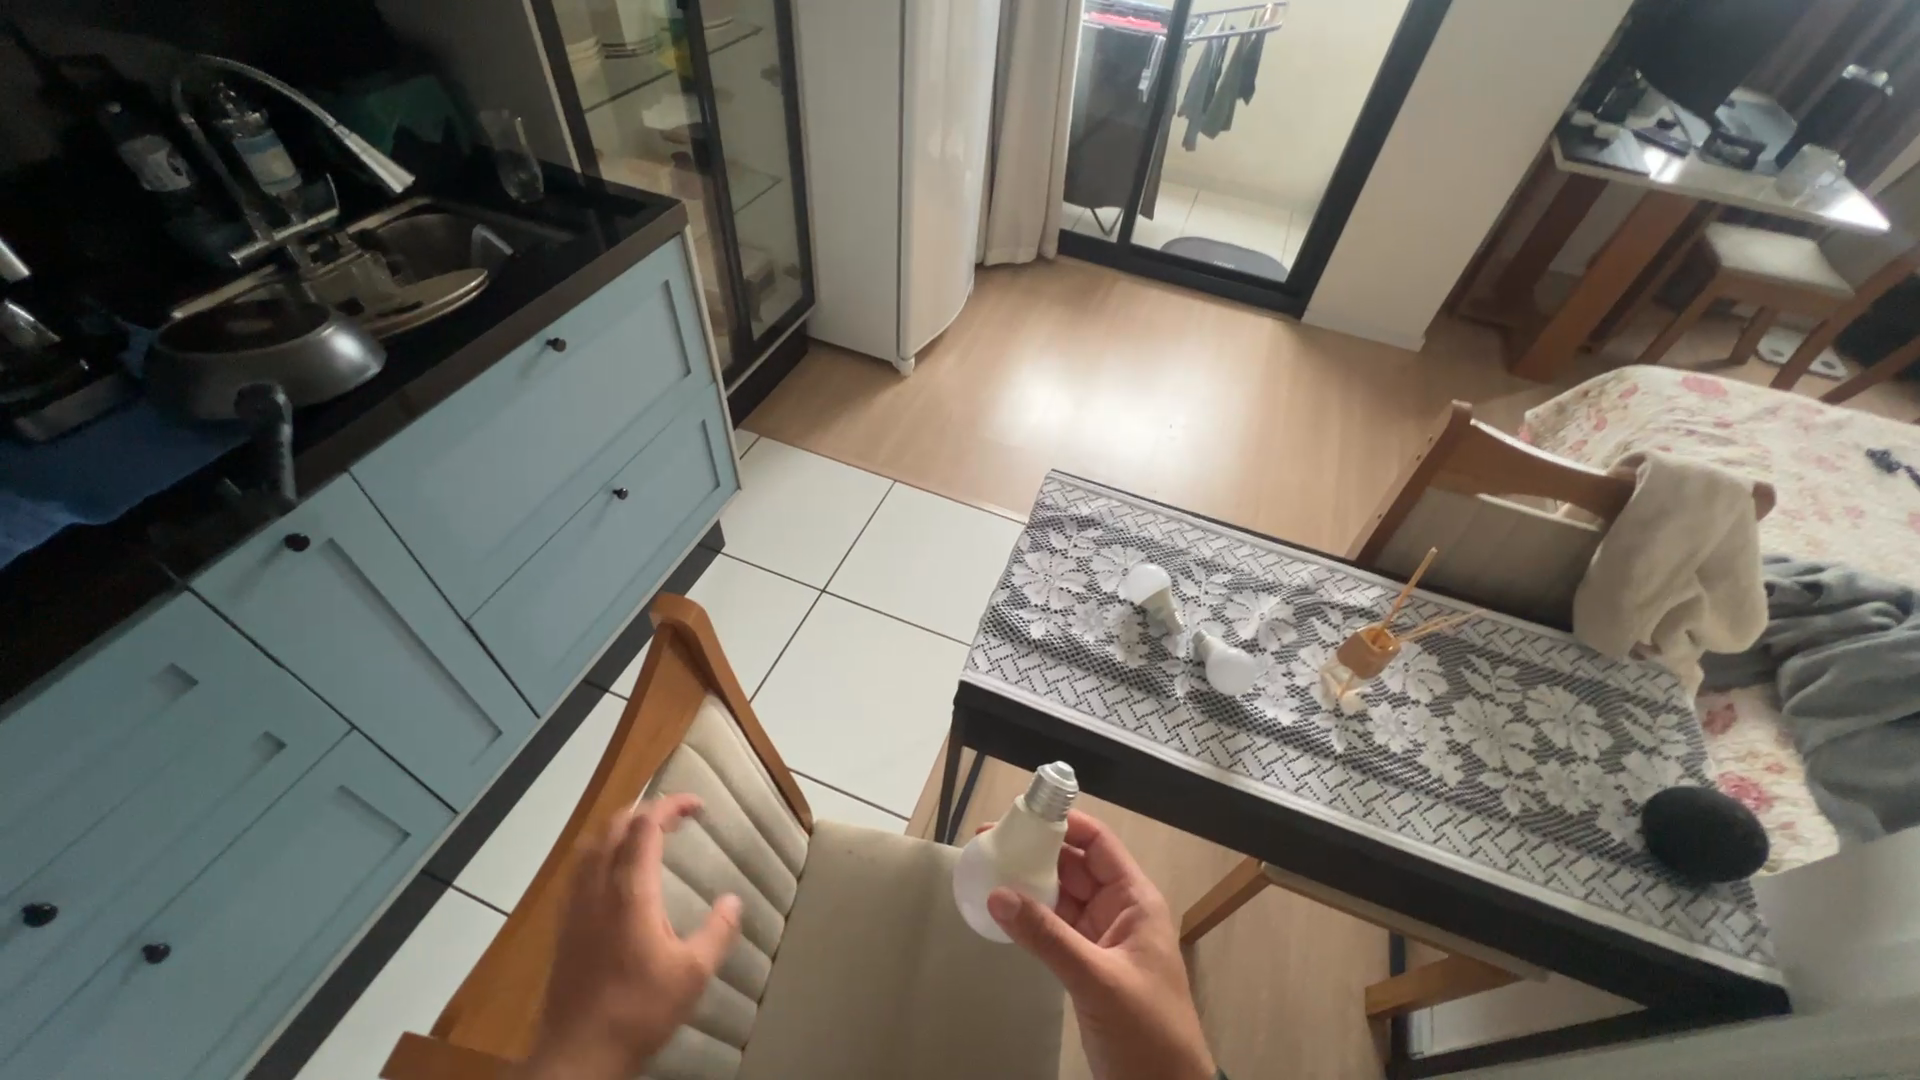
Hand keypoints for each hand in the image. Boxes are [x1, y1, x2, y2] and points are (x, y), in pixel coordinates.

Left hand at [520, 795, 742, 1079]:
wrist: (576, 1056)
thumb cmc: (638, 1011)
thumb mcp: (692, 974)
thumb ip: (717, 932)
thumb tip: (733, 900)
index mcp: (630, 891)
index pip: (646, 826)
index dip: (671, 805)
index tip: (697, 805)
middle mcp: (598, 888)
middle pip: (615, 827)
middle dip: (646, 811)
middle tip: (676, 816)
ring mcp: (575, 907)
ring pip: (591, 846)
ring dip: (620, 829)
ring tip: (646, 835)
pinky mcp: (563, 927)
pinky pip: (580, 870)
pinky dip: (601, 853)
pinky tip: (615, 874)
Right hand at [985, 810, 1215, 1079]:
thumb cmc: (1147, 1030)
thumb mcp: (1097, 979)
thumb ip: (1047, 937)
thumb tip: (998, 894)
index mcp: (1135, 900)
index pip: (1098, 844)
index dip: (1064, 824)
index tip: (1022, 815)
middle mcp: (1119, 910)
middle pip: (1075, 865)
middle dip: (1036, 850)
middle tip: (990, 842)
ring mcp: (1102, 937)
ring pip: (1062, 895)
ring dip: (1029, 882)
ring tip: (988, 868)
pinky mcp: (1088, 963)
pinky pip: (1056, 927)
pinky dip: (1031, 917)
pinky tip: (1003, 910)